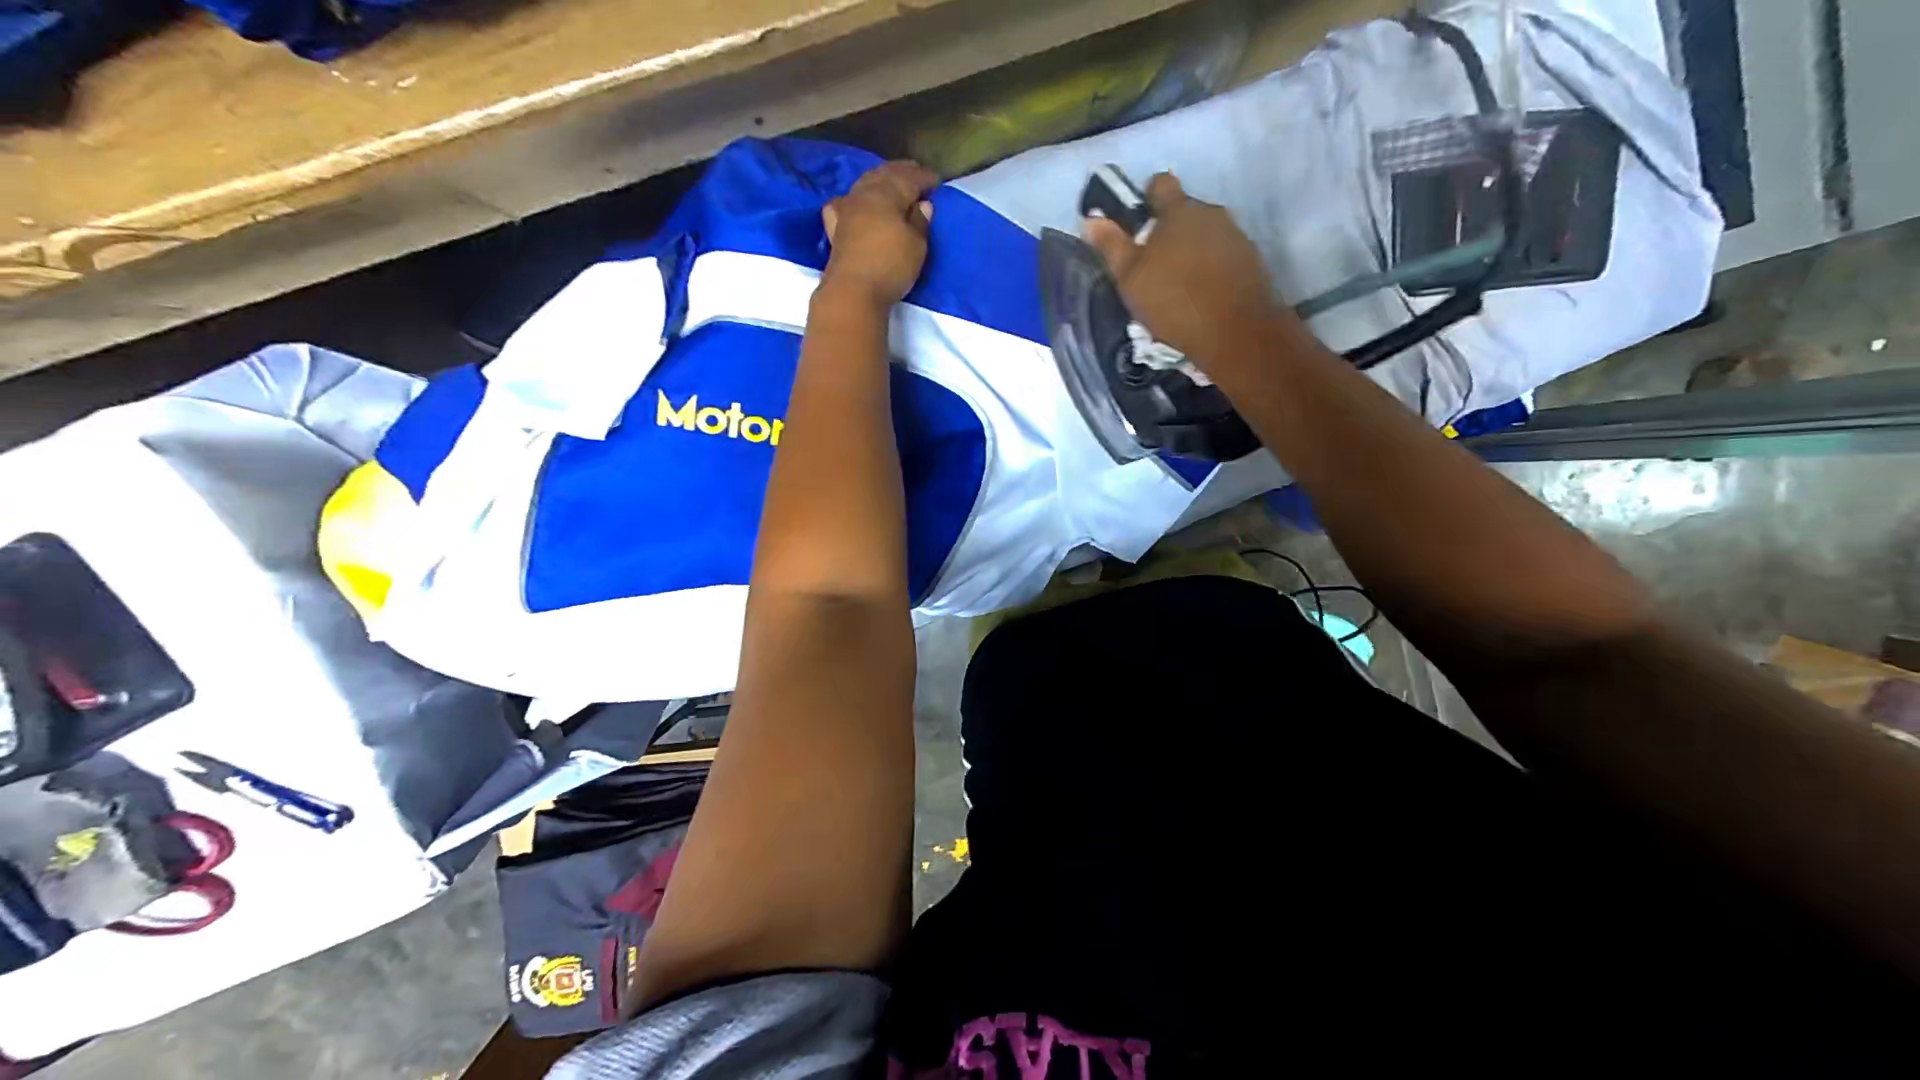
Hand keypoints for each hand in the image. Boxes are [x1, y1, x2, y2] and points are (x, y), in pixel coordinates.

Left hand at [820, 160, 937, 306]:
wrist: (853, 292)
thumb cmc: (890, 265)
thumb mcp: (916, 245)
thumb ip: (919, 222)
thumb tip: (922, 205)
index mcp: (887, 194)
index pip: (909, 178)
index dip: (924, 178)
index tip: (937, 181)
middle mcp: (864, 195)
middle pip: (884, 175)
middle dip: (901, 171)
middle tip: (915, 172)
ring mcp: (847, 210)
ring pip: (863, 185)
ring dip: (879, 180)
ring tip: (890, 182)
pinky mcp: (836, 229)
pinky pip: (843, 205)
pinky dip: (852, 200)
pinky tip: (852, 202)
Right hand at [1082, 172, 1300, 382]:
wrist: (1235, 331)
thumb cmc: (1174, 300)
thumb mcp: (1131, 278)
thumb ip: (1111, 245)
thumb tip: (1091, 219)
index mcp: (1179, 210)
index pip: (1161, 184)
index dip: (1147, 197)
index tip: (1138, 221)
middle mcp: (1212, 213)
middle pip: (1185, 210)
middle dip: (1169, 229)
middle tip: (1152, 262)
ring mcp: (1235, 235)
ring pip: (1206, 233)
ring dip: (1191, 249)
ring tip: (1177, 282)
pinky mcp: (1251, 260)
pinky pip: (1223, 254)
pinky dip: (1210, 267)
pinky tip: (1201, 293)